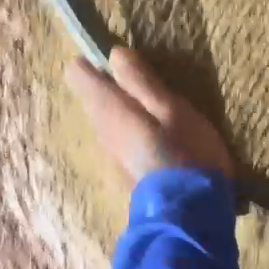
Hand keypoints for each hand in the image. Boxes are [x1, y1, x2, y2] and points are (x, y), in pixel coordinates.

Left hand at [66, 47, 234, 181]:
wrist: (190, 214)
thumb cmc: (186, 154)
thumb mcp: (172, 109)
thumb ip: (141, 80)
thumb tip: (114, 54)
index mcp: (106, 108)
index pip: (77, 73)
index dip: (100, 65)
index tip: (130, 70)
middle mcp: (99, 131)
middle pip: (95, 100)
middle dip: (118, 93)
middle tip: (157, 99)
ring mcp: (111, 157)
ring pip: (111, 124)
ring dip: (131, 119)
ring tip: (165, 126)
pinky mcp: (126, 177)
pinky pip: (124, 146)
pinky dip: (138, 141)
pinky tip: (165, 151)